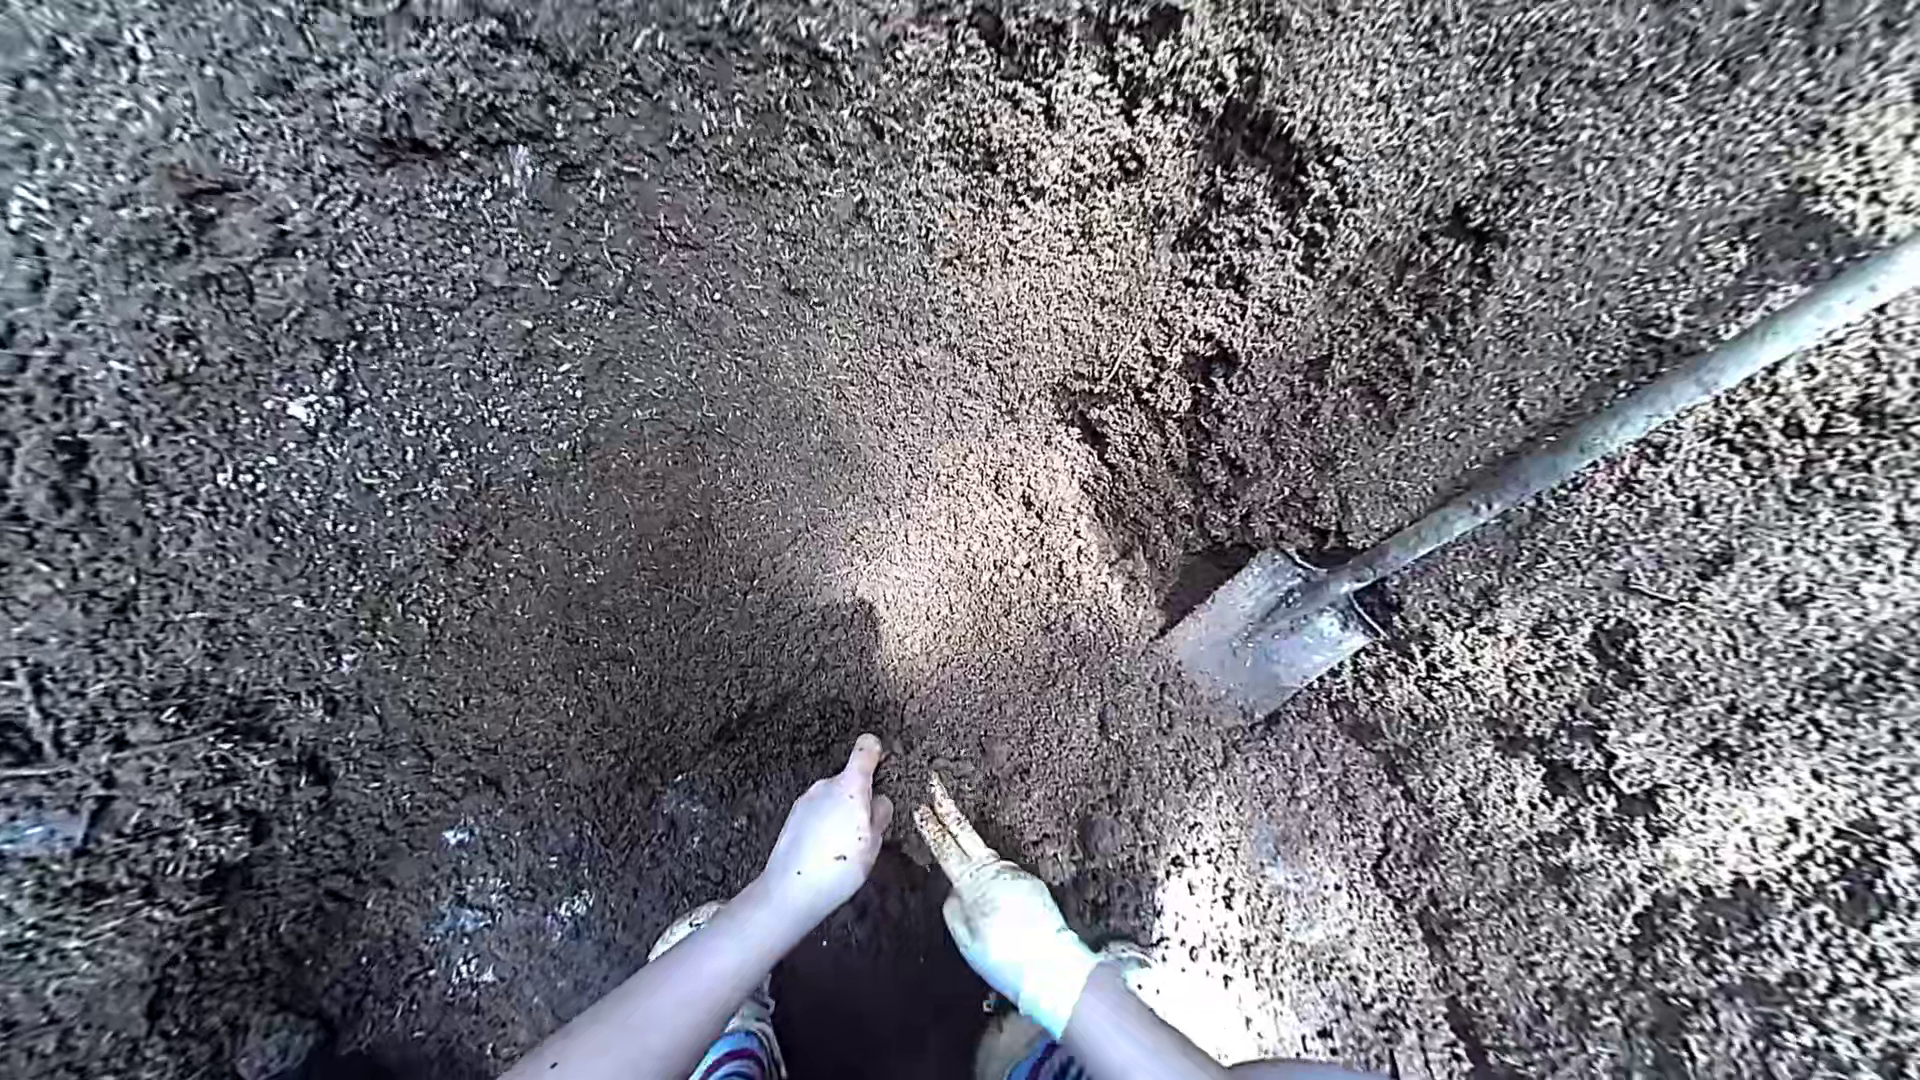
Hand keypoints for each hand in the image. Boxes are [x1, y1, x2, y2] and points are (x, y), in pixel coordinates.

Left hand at [758, 733, 894, 925]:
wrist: (789, 892)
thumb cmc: (837, 867)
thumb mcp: (874, 843)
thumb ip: (880, 815)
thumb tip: (879, 801)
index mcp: (850, 786)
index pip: (865, 748)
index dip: (876, 751)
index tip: (881, 760)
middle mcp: (826, 785)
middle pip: (850, 780)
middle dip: (860, 799)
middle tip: (865, 830)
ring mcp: (807, 800)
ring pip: (834, 798)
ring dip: (842, 814)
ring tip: (843, 848)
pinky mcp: (794, 817)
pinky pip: (819, 812)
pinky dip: (825, 825)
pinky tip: (825, 852)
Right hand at [914, 772, 1097, 1037]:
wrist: (1050, 967)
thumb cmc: (1002, 958)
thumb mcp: (965, 939)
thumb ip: (953, 908)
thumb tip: (953, 888)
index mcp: (971, 882)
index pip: (946, 847)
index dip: (932, 826)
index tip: (920, 805)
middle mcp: (993, 869)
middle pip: (965, 832)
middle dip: (948, 807)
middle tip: (936, 784)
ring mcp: (1013, 871)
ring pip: (987, 861)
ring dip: (976, 861)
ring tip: (981, 901)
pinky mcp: (1030, 881)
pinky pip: (1006, 880)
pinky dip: (999, 890)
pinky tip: (1004, 915)